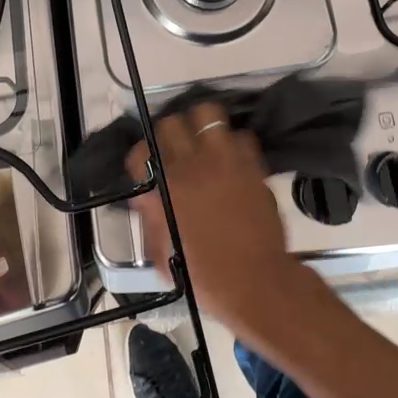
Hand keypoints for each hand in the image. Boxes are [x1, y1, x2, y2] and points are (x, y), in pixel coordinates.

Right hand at [123, 102, 309, 328]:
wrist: (257, 283)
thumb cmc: (207, 276)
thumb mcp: (165, 253)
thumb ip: (152, 219)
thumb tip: (146, 197)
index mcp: (166, 189)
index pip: (140, 153)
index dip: (140, 159)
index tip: (146, 168)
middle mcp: (193, 166)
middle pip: (171, 123)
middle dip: (169, 133)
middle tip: (175, 149)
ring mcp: (226, 161)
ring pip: (208, 114)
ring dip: (202, 126)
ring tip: (203, 141)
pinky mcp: (253, 165)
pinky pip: (242, 135)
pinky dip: (234, 142)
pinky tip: (232, 157)